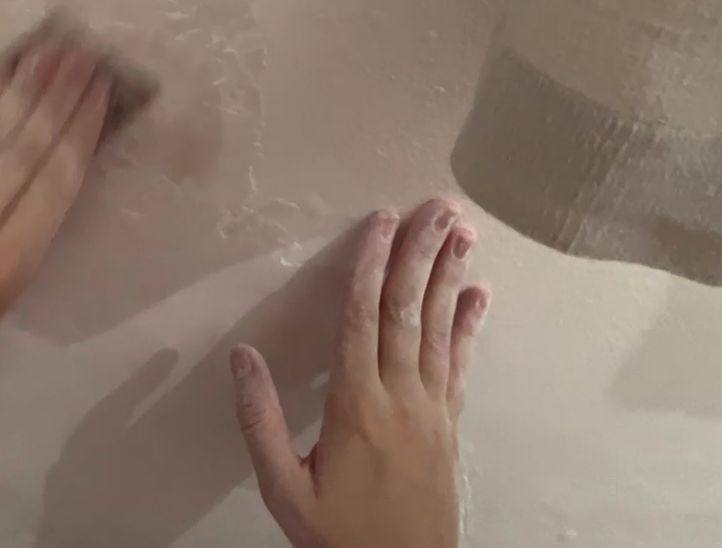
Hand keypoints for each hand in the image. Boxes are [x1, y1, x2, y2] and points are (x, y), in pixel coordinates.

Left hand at [0, 37, 114, 384]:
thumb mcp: (21, 277)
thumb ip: (43, 212)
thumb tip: (70, 138)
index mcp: (8, 261)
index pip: (55, 180)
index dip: (81, 129)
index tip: (101, 87)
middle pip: (22, 148)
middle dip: (56, 96)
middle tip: (80, 53)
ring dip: (20, 86)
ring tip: (47, 50)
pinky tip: (1, 72)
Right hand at [231, 200, 489, 547]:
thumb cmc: (337, 535)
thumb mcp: (282, 486)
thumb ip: (261, 419)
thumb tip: (242, 353)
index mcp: (358, 404)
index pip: (362, 317)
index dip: (370, 264)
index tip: (382, 220)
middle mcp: (402, 396)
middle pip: (410, 311)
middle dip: (423, 253)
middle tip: (441, 206)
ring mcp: (432, 410)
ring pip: (441, 329)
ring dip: (450, 275)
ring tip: (463, 232)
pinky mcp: (449, 425)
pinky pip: (461, 364)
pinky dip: (470, 324)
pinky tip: (479, 293)